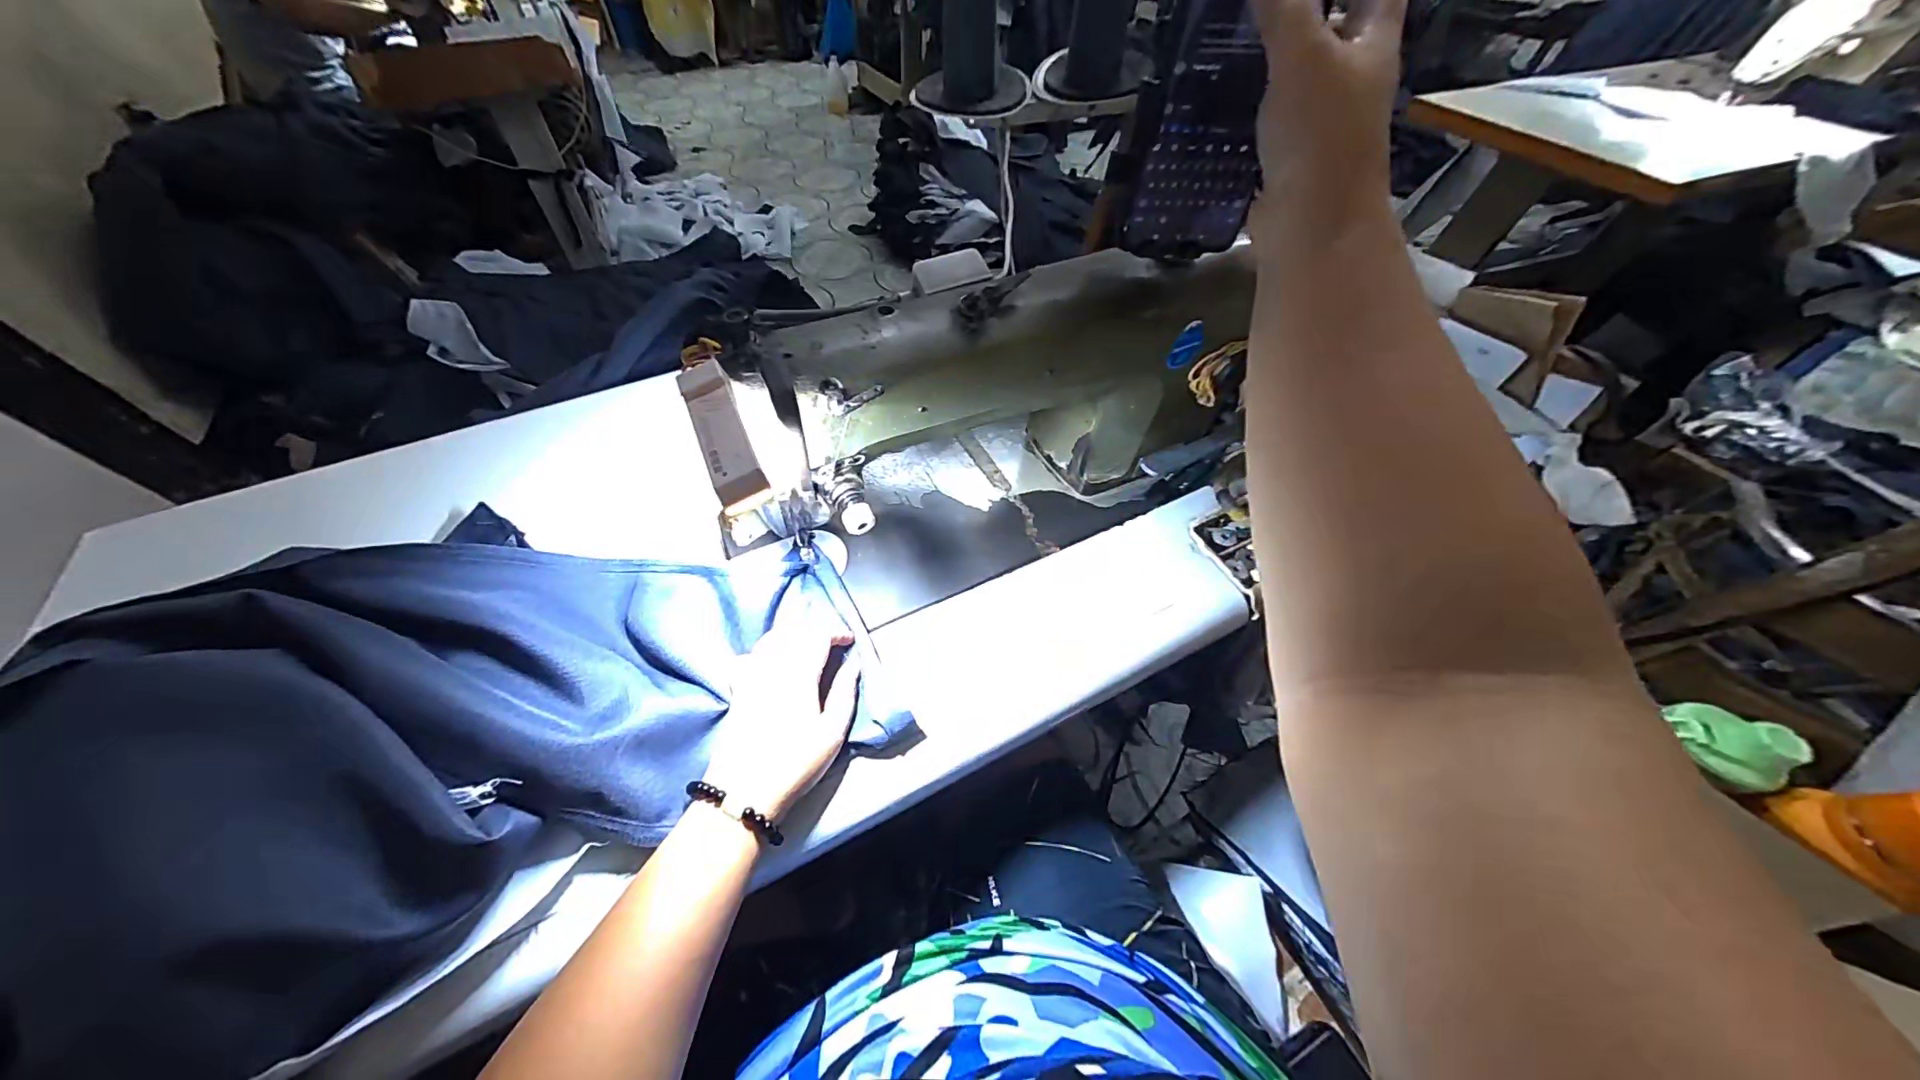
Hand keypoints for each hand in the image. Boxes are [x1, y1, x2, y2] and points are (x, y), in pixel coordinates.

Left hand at [701, 625, 859, 824]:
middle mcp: (771, 666)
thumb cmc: (796, 763)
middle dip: (815, 631)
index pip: (817, 634)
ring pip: (771, 638)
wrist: (743, 789)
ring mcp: (750, 675)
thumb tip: (852, 664)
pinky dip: (767, 649)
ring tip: (808, 649)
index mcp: (798, 673)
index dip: (835, 631)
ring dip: (793, 635)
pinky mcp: (737, 689)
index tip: (849, 641)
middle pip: (793, 631)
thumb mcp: (832, 732)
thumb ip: (844, 692)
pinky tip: (774, 663)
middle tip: (832, 644)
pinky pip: (752, 654)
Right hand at [1251, 0, 1406, 229]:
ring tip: (1234, 29)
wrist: (1310, 227)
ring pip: (1298, 69)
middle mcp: (1351, 77)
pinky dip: (1250, 96)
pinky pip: (1270, 111)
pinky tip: (1223, 89)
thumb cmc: (1321, 136)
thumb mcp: (1303, 55)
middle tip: (1262, 7)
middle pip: (1335, 24)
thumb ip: (1283, 6)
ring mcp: (1319, 119)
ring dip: (1272, 50)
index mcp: (1372, 44)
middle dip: (1306, 9)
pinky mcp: (1288, 152)